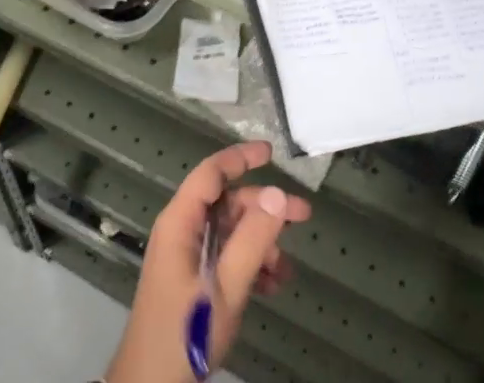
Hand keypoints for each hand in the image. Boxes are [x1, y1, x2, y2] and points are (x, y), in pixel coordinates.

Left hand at [104, 140, 313, 382]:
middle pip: (226, 204)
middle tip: (304, 216)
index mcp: (179, 223)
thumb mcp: (225, 286)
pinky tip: (273, 285)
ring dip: (261, 243)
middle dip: (264, 209)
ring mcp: (186, 258)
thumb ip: (252, 239)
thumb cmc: (184, 331)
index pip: (210, 174)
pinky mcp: (192, 282)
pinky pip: (226, 258)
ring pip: (230, 233)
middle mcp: (181, 233)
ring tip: (286, 268)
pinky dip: (251, 266)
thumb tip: (278, 194)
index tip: (271, 152)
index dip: (239, 158)